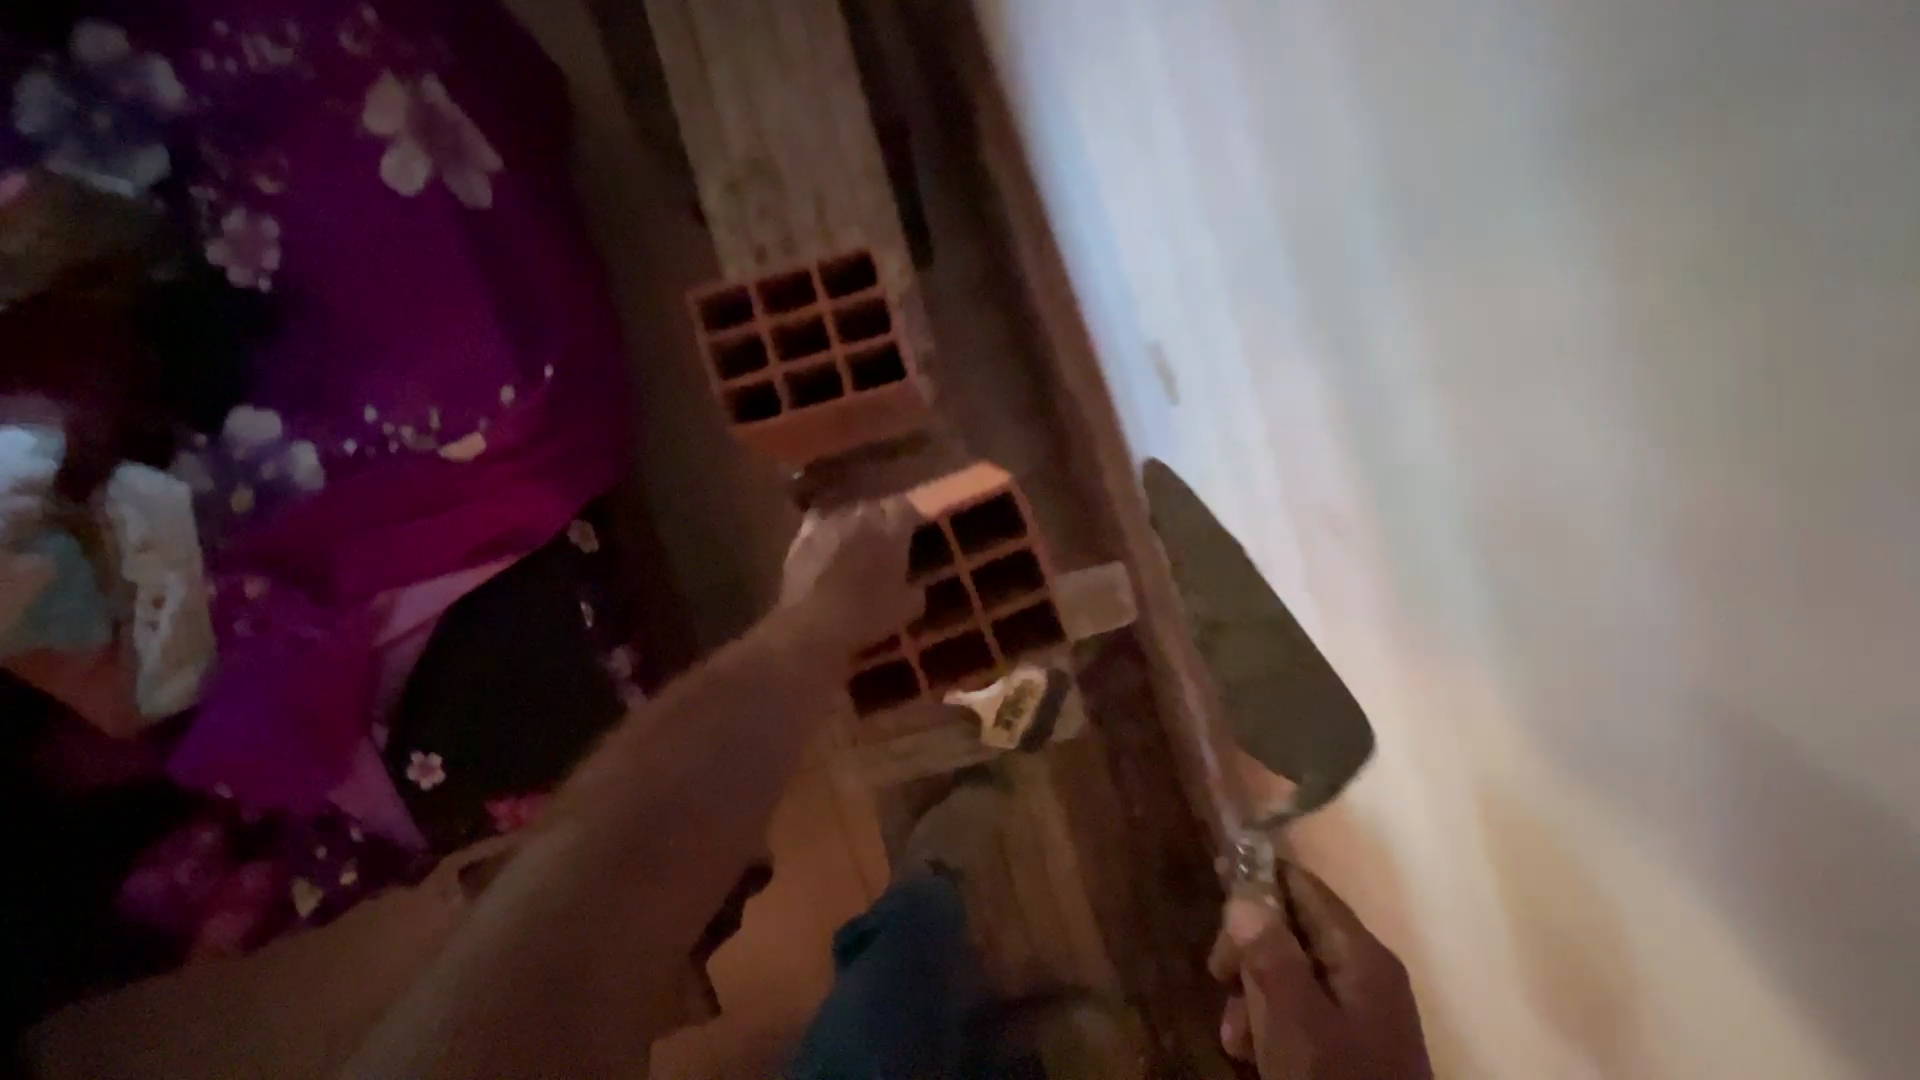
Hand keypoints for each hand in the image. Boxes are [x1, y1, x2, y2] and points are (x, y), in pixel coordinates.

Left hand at [779, 498, 923, 651]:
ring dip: (854, 523)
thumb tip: (916, 586)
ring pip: (846, 512)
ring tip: (857, 541)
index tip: (914, 529)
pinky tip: (826, 544)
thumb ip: (916, 590)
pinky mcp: (802, 537)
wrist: (811, 625)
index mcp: (891, 530)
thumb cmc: (866, 616)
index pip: (907, 507)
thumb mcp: (906, 610)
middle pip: (876, 506)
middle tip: (886, 538)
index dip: (911, 517)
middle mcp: (861, 518)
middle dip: (883, 519)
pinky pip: (818, 524)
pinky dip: (825, 531)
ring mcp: (829, 523)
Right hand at [1210, 863, 1431, 1079]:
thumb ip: (1268, 951)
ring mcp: (1359, 1014)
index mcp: (1360, 956)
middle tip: (1218, 975)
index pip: (1304, 886)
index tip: (1214, 885)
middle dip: (1249, 949)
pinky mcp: (1349, 1048)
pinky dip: (1268, 1023)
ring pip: (1289, 974)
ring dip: (1251, 993)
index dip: (1259, 879)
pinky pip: (1299, 1012)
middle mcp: (1364, 975)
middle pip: (1293, 929)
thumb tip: (1244, 894)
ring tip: (1234, 1034)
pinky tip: (1248, 1051)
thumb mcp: (1292, 1020)